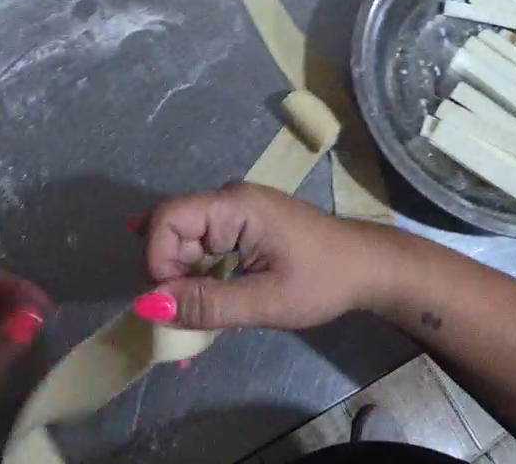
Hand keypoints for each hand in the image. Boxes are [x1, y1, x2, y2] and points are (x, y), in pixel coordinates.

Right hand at [136, 182, 398, 330]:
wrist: (366, 267)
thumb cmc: (322, 281)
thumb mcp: (266, 302)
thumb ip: (208, 303)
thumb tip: (149, 305)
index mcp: (236, 205)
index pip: (168, 217)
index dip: (157, 258)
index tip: (170, 301)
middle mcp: (230, 199)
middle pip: (174, 228)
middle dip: (169, 272)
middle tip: (185, 316)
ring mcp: (237, 211)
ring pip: (186, 239)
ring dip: (183, 276)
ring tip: (197, 314)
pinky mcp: (243, 226)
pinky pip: (205, 244)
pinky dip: (198, 273)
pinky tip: (203, 299)